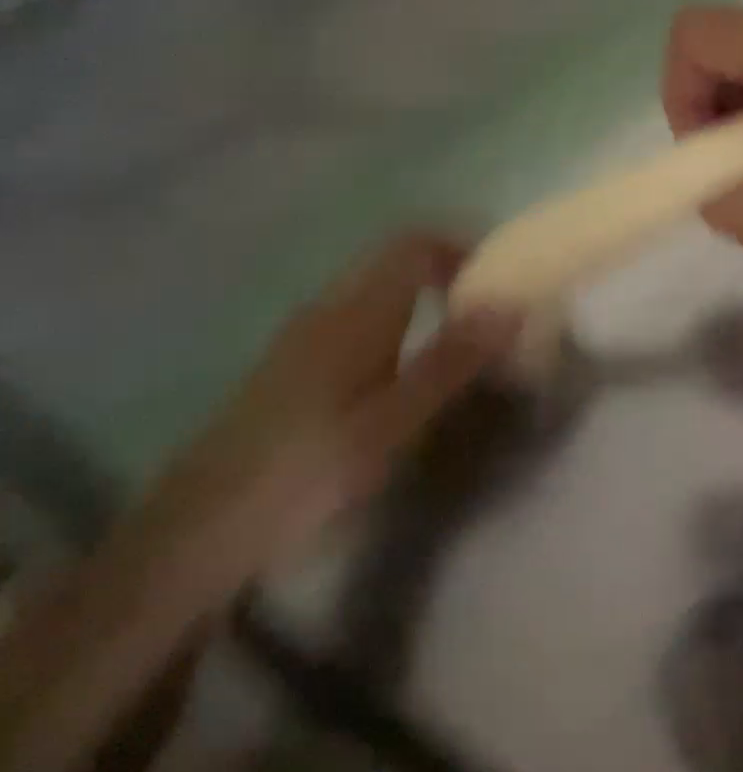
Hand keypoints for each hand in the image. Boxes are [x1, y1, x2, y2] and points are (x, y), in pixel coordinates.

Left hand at [159, 233, 520, 566]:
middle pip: (395, 262)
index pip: (412, 244)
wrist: (202, 527)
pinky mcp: (298, 366)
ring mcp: (306, 338)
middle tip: (504, 311)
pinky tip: (421, 371)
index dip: (463, 246)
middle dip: (454, 272)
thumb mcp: (395, 419)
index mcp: (354, 315)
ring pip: (380, 292)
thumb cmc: (309, 469)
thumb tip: (511, 303)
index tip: (509, 277)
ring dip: (431, 299)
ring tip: (475, 341)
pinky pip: (364, 320)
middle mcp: (328, 311)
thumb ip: (454, 359)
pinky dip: (406, 324)